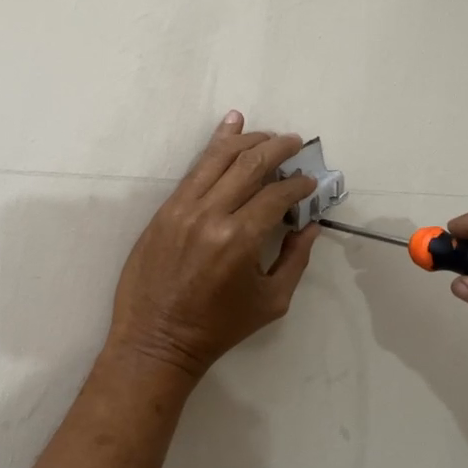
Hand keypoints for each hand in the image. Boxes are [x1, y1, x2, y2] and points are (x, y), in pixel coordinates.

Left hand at [105, 113, 324, 379]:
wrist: (156, 340)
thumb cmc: (219, 327)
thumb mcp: (272, 301)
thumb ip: (296, 259)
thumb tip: (311, 224)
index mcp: (240, 240)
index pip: (276, 195)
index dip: (298, 184)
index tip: (310, 182)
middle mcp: (211, 215)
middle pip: (250, 165)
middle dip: (278, 148)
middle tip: (296, 143)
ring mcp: (183, 209)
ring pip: (218, 158)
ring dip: (247, 140)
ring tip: (267, 135)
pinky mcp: (164, 210)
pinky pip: (193, 170)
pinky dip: (214, 146)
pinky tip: (229, 127)